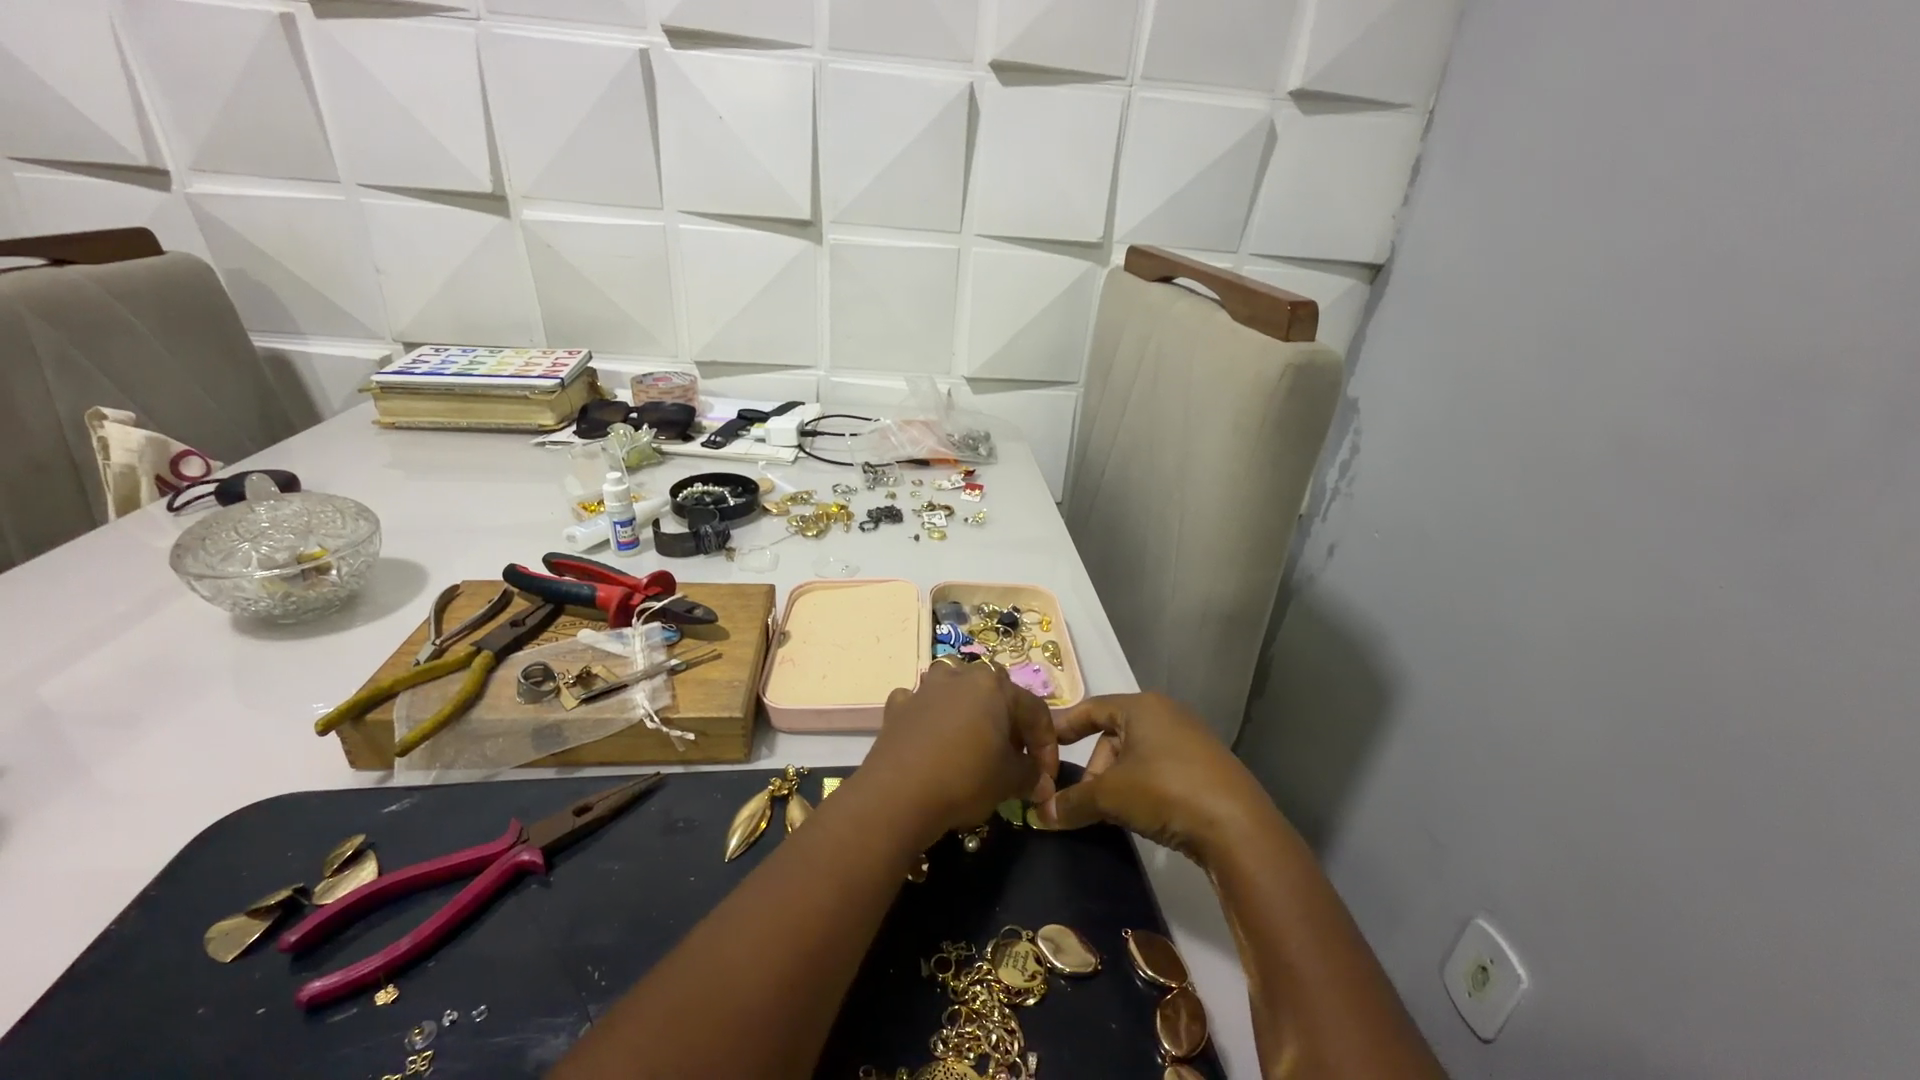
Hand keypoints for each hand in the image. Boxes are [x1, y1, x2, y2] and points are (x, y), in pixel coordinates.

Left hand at [860, 660, 1059, 843]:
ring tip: (975, 744)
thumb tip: (1040, 781)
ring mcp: (925, 689)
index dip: (1047, 745)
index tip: (1047, 777)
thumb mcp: (1009, 780)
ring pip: (957, 692)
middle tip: (1013, 757)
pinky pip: (923, 705)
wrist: (897, 795)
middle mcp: (961, 677)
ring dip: (970, 712)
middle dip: (1009, 724)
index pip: (1035, 711)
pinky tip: (934, 740)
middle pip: (996, 695)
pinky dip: (932, 718)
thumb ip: (1031, 775)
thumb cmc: (965, 779)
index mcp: (995, 686)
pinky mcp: (898, 707)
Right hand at [1040, 692, 1273, 862]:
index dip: (1063, 727)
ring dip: (1116, 784)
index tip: (1041, 747)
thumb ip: (1072, 801)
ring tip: (1110, 813)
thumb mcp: (1110, 795)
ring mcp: (1190, 742)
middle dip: (1094, 769)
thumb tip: (1041, 813)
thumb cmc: (1165, 791)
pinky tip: (1140, 816)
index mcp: (1142, 706)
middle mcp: (1167, 715)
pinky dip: (1141, 790)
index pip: (1090, 708)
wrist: (1237, 827)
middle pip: (1112, 737)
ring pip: (1136, 758)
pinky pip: (1159, 771)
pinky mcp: (1205, 769)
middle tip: (1083, 800)